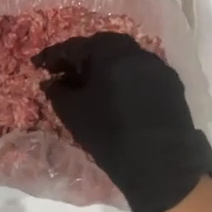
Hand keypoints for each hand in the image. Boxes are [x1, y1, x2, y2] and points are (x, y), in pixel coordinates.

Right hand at [34, 32, 211, 211]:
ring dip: (106, 66)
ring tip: (93, 85)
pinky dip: (126, 77)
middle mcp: (135, 52)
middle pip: (102, 46)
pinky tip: (119, 95)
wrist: (163, 165)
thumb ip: (58, 92)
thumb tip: (53, 82)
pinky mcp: (172, 83)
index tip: (39, 65)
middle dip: (82, 57)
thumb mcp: (74, 114)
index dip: (54, 57)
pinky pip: (141, 72)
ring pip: (125, 58)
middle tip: (67, 73)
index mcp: (109, 53)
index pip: (74, 47)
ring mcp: (157, 66)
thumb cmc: (111, 135)